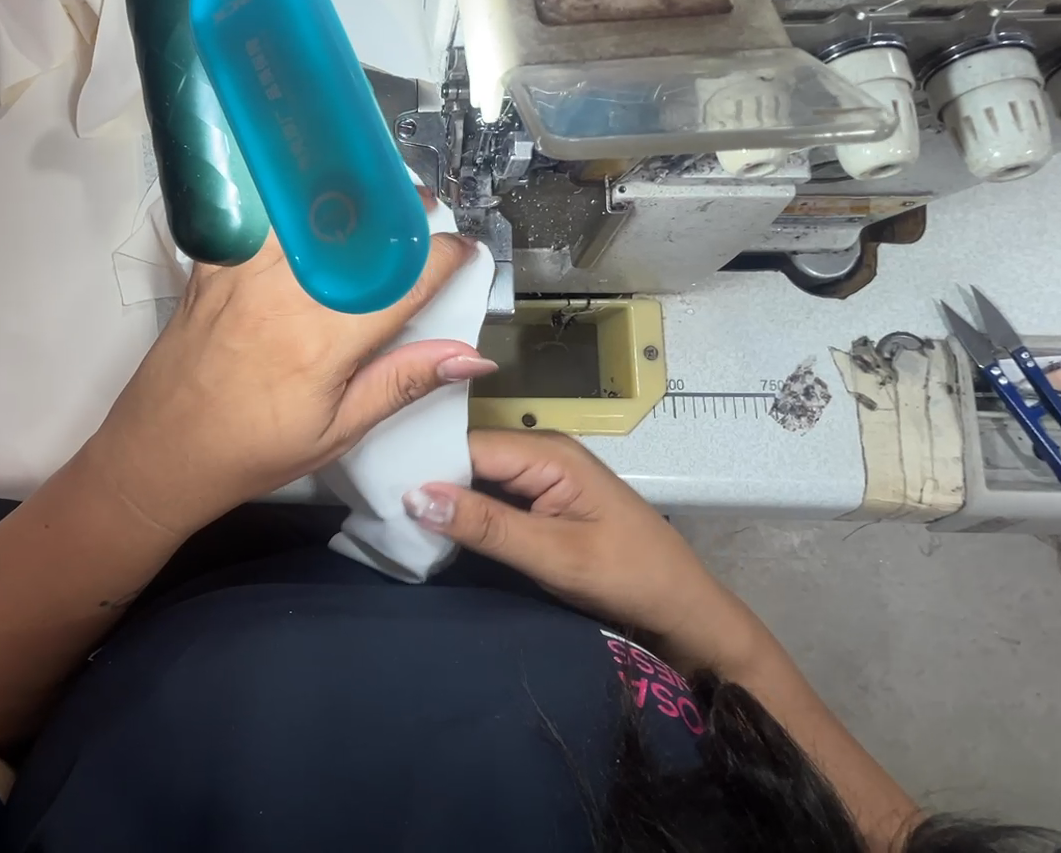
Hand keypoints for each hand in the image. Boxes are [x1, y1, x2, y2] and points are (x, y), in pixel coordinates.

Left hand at [82, 229, 492, 536]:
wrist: (158, 453)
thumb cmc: (250, 452)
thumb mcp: (336, 432)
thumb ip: (402, 383)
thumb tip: (469, 358)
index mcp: (323, 339)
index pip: (403, 278)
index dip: (445, 256)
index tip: (463, 249)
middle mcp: (282, 291)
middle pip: (357, 228)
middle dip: (403, 212)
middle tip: (424, 214)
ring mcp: (240, 272)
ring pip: (308, 211)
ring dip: (350, 201)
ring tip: (372, 209)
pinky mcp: (211, 266)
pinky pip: (256, 218)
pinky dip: (289, 208)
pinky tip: (307, 214)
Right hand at [403, 429, 764, 674]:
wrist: (685, 614)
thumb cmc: (630, 578)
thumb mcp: (555, 555)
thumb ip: (485, 524)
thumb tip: (414, 495)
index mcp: (547, 452)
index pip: (466, 445)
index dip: (422, 464)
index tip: (377, 487)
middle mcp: (539, 452)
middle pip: (466, 456)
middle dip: (427, 480)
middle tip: (376, 503)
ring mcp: (539, 475)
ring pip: (473, 476)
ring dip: (442, 498)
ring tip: (391, 514)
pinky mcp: (538, 499)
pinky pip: (488, 495)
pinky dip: (462, 511)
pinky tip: (430, 525)